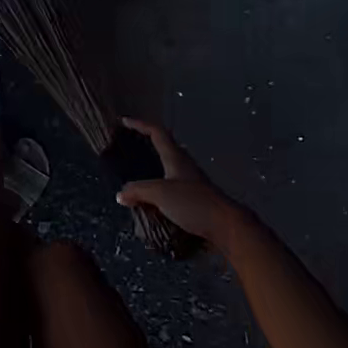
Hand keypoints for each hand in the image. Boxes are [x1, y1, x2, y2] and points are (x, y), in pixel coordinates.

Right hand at [115, 118, 256, 247]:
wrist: (225, 225)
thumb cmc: (194, 202)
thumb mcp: (160, 194)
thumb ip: (138, 190)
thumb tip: (121, 194)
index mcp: (175, 157)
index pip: (157, 132)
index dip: (140, 124)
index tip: (125, 121)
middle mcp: (183, 165)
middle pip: (163, 148)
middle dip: (145, 145)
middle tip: (127, 149)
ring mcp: (189, 182)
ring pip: (166, 169)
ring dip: (150, 169)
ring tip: (133, 177)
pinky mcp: (192, 198)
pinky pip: (169, 187)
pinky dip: (155, 189)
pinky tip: (148, 200)